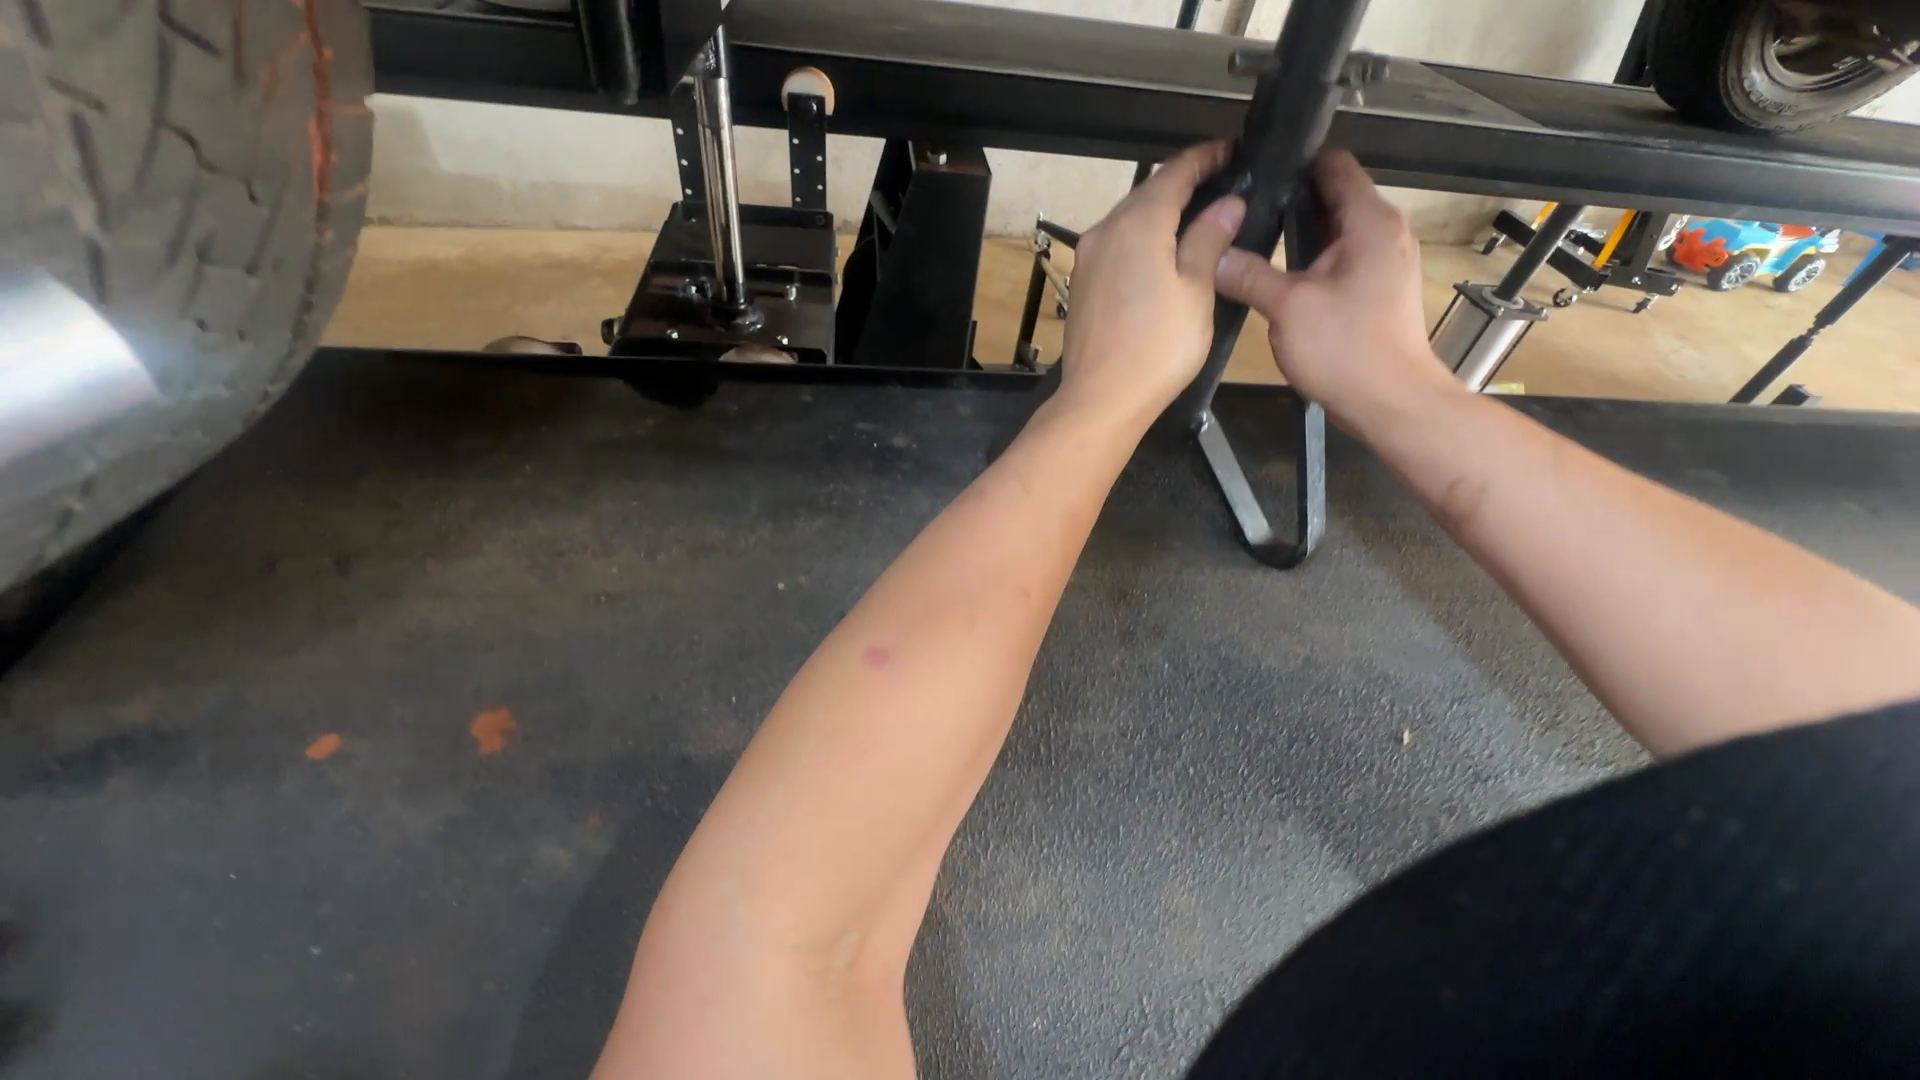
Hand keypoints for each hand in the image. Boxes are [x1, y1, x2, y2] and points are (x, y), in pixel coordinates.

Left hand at [1055, 141, 1245, 429]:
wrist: (1101, 398)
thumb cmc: (1157, 347)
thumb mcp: (1196, 290)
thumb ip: (1208, 240)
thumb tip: (1226, 204)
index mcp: (1137, 224)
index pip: (1173, 173)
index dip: (1204, 158)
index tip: (1230, 151)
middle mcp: (1105, 231)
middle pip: (1147, 194)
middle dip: (1182, 184)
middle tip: (1219, 185)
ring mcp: (1088, 258)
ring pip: (1128, 220)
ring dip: (1160, 213)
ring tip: (1195, 218)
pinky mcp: (1081, 283)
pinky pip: (1116, 246)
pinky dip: (1141, 239)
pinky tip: (1161, 254)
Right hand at [1212, 149, 1460, 430]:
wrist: (1391, 403)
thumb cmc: (1347, 350)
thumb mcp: (1287, 308)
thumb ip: (1248, 274)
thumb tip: (1214, 256)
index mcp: (1371, 222)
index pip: (1335, 165)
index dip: (1296, 162)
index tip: (1255, 171)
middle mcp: (1385, 233)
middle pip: (1332, 198)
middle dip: (1289, 202)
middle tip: (1241, 212)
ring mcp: (1384, 263)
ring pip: (1333, 233)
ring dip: (1298, 237)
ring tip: (1252, 242)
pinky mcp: (1376, 290)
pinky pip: (1339, 261)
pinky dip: (1311, 263)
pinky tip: (1278, 279)